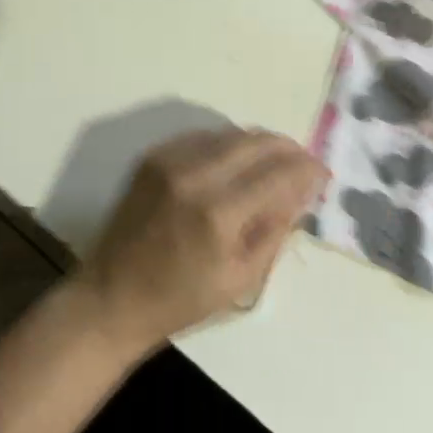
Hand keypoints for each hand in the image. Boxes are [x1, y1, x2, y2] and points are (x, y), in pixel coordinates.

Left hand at [73, 128, 325, 352]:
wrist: (110, 297)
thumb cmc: (179, 300)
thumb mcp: (240, 278)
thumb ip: (275, 228)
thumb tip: (303, 191)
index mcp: (218, 214)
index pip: (279, 174)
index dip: (307, 169)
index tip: (323, 174)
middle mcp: (195, 175)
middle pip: (257, 142)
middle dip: (288, 149)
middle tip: (304, 164)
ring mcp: (170, 160)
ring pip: (232, 133)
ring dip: (260, 144)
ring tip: (275, 163)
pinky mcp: (153, 155)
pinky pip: (204, 137)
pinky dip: (228, 145)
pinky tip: (236, 163)